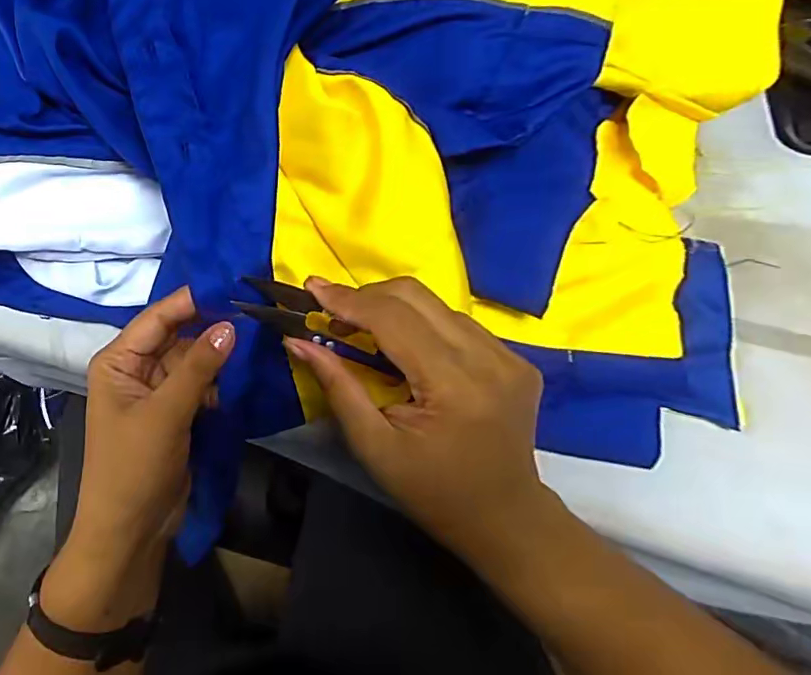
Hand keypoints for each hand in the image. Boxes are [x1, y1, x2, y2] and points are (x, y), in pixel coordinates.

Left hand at [41, 287, 234, 629]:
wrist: (129, 534)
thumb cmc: (133, 467)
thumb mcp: (165, 414)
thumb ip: (197, 369)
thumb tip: (229, 325)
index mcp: (118, 360)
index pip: (156, 319)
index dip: (190, 301)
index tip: (228, 284)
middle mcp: (134, 370)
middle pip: (176, 337)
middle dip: (210, 326)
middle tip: (253, 309)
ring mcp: (156, 393)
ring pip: (191, 361)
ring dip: (218, 354)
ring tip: (258, 334)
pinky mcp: (175, 415)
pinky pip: (199, 386)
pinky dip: (219, 381)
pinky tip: (246, 370)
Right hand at [286, 277, 551, 555]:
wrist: (508, 522)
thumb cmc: (432, 491)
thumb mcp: (373, 446)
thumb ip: (337, 386)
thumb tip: (296, 340)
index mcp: (455, 387)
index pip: (393, 319)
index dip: (348, 300)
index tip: (311, 288)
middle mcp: (489, 361)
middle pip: (414, 296)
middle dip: (365, 295)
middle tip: (331, 311)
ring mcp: (508, 357)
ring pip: (433, 302)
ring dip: (390, 305)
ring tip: (360, 328)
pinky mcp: (514, 358)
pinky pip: (453, 318)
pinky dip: (417, 320)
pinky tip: (401, 343)